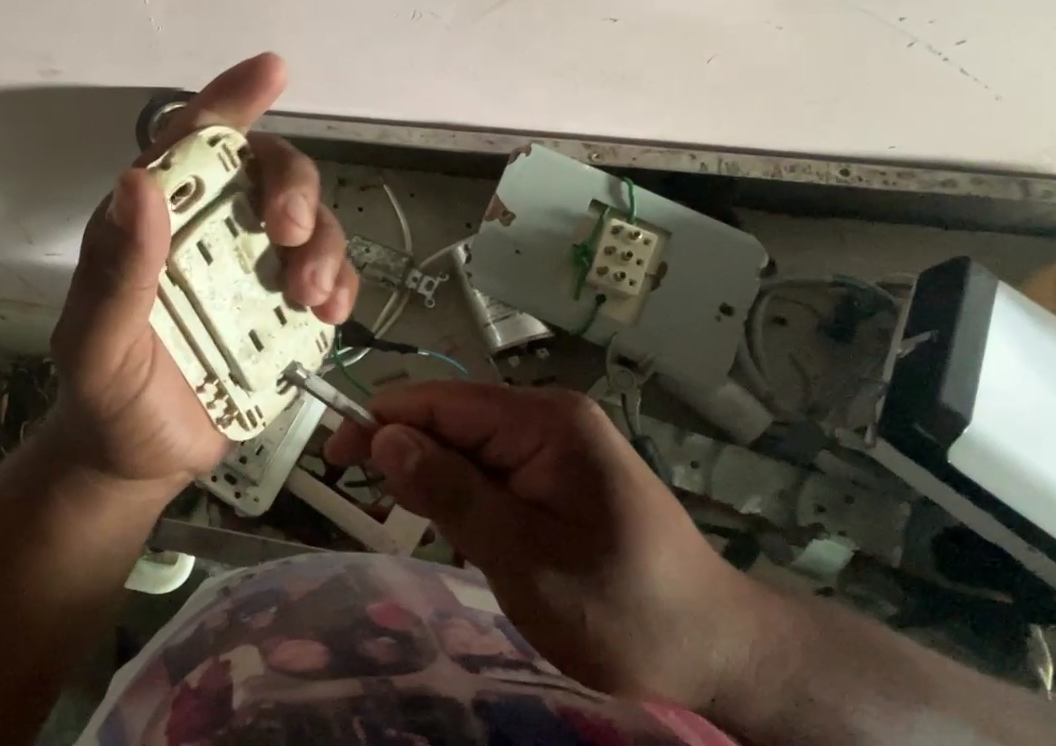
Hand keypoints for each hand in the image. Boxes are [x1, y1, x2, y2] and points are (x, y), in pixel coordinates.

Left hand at [47, 53, 358, 492]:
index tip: (270, 71)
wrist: (138, 458)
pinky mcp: (282, 309)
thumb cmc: (107, 396)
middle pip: (264, 171)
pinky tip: (330, 312)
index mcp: (152, 222)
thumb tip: (139, 181)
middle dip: (291, 185)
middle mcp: (206, 230)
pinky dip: (340, 282)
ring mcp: (249, 268)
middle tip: (292, 232)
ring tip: (312, 294)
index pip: (188, 142)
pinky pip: (327, 275)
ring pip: (308, 220)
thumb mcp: (97, 342)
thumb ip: (115, 270)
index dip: (228, 101)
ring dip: (324, 242)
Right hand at [325, 381, 770, 709]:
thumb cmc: (620, 606)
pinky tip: (458, 528)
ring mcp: (553, 445)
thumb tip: (383, 437)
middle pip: (447, 419)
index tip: (335, 459)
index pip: (437, 401)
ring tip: (421, 525)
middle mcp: (546, 418)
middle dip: (403, 454)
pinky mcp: (555, 473)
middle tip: (372, 505)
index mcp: (542, 421)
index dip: (378, 421)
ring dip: (431, 478)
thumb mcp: (522, 555)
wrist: (720, 653)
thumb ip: (449, 491)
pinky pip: (487, 468)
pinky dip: (460, 493)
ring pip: (462, 445)